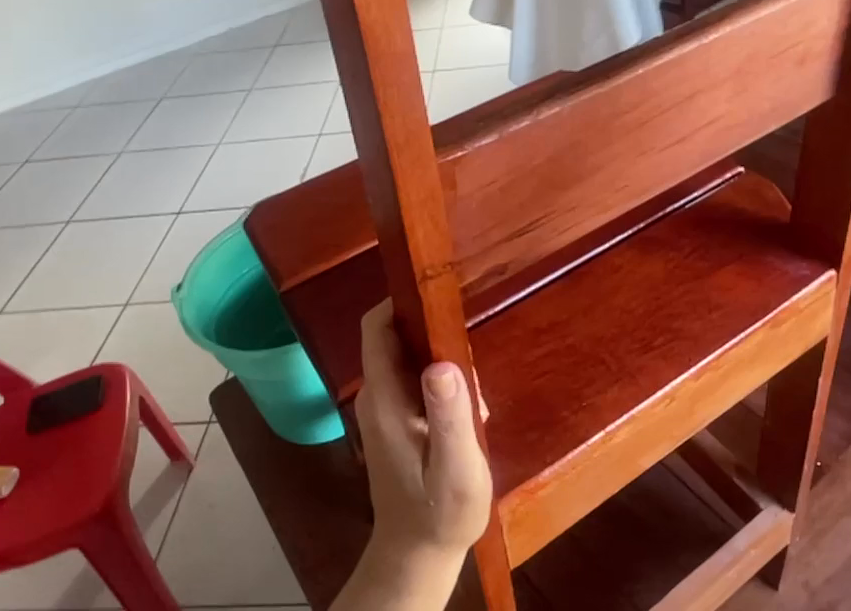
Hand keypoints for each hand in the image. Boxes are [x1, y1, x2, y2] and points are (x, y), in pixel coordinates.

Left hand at [355, 301, 492, 558]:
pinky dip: (441, 386)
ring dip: (444, 367)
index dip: (401, 301)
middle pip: (396, 338)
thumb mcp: (457, 468)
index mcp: (385, 399)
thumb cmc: (440, 514)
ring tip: (474, 407)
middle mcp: (376, 396)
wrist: (416, 555)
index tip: (438, 295)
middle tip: (472, 374)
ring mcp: (382, 408)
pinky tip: (466, 419)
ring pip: (409, 359)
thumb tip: (443, 361)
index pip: (377, 328)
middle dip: (436, 339)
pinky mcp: (393, 420)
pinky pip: (414, 381)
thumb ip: (450, 415)